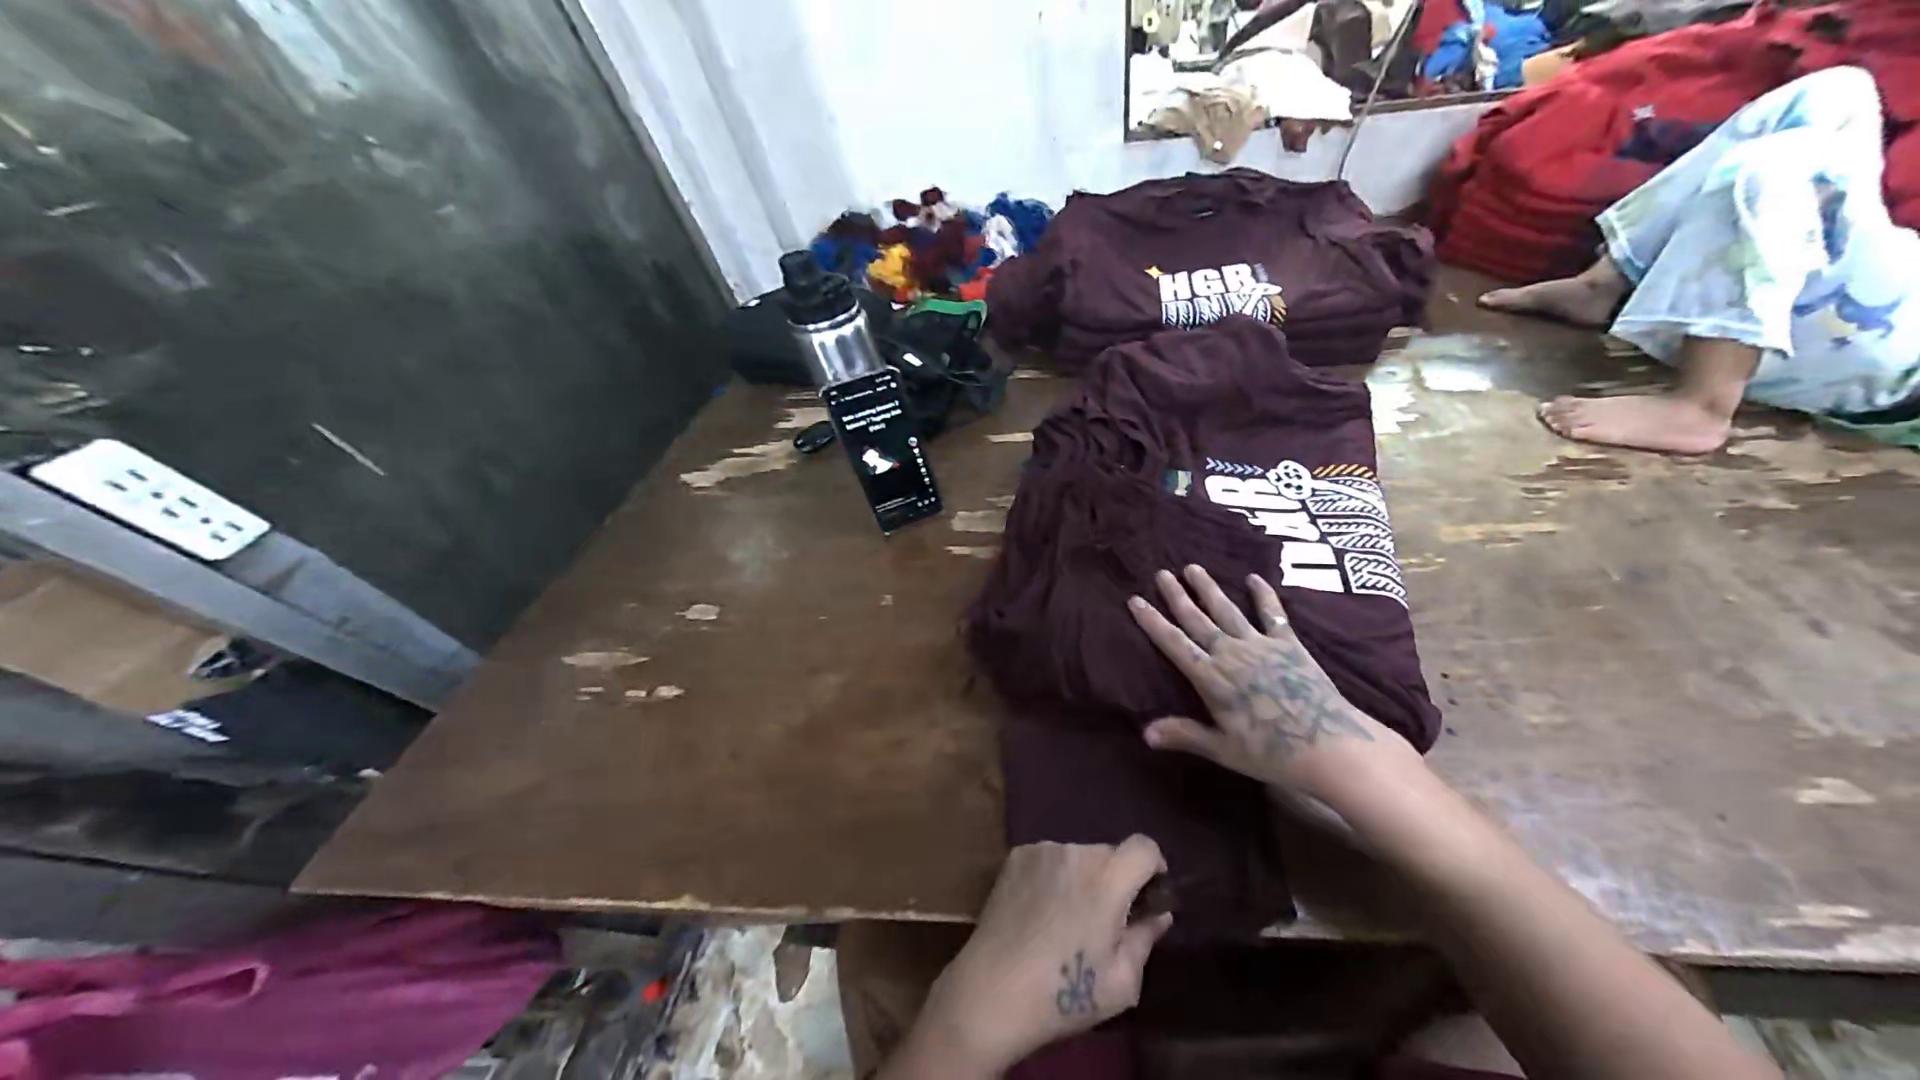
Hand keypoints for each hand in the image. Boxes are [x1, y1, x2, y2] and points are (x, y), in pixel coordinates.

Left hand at [896, 838, 1172, 1076]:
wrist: (993, 990)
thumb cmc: (1064, 993)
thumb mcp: (1121, 981)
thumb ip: (1145, 938)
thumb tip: (1160, 914)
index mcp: (1107, 878)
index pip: (1144, 846)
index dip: (1153, 866)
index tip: (1150, 893)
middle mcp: (1075, 851)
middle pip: (1109, 853)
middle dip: (1116, 879)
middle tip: (1105, 918)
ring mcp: (1041, 850)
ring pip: (1077, 855)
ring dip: (1083, 877)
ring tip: (1067, 918)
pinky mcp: (1015, 857)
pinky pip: (1049, 858)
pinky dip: (1054, 876)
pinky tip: (1041, 911)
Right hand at [1127, 565, 1419, 798]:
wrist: (1332, 746)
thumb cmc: (1273, 753)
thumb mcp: (1223, 750)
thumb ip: (1185, 735)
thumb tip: (1144, 734)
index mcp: (1212, 679)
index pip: (1174, 644)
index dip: (1153, 622)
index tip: (1136, 600)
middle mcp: (1232, 655)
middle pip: (1198, 620)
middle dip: (1177, 596)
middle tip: (1161, 573)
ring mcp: (1261, 646)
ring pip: (1228, 610)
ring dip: (1209, 589)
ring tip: (1193, 567)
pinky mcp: (1289, 645)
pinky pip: (1272, 615)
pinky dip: (1263, 595)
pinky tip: (1254, 578)